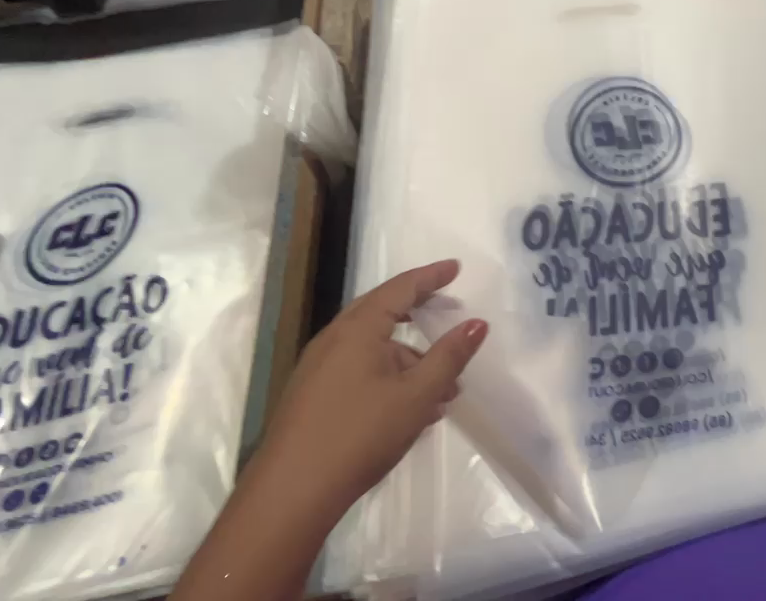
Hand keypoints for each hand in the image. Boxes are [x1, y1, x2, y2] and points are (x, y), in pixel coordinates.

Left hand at [255, 260, 488, 511]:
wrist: (288, 498)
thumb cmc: (359, 436)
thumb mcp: (417, 395)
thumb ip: (449, 356)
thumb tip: (477, 323)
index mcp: (357, 330)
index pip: (400, 288)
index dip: (430, 277)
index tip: (455, 268)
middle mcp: (333, 341)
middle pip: (382, 312)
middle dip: (418, 311)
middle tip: (446, 307)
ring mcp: (318, 371)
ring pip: (373, 348)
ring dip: (409, 358)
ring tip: (444, 388)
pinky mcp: (311, 398)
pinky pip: (359, 370)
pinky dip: (390, 376)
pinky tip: (412, 410)